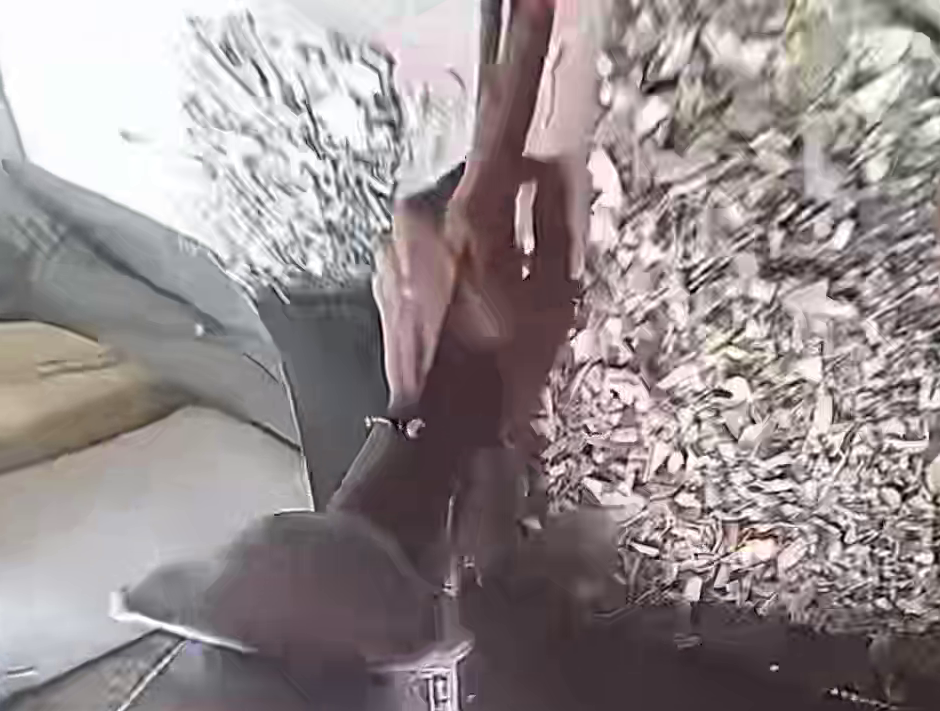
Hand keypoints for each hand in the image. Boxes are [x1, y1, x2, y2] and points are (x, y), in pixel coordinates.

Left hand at [375, 0, 574, 445]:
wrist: (440, 429)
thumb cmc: (505, 372)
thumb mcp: (555, 302)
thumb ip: (554, 223)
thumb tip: (545, 177)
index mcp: (474, 215)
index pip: (507, 117)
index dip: (526, 52)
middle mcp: (423, 212)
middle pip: (481, 176)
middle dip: (512, 199)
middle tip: (536, 255)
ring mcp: (395, 240)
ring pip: (456, 212)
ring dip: (484, 234)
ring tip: (501, 295)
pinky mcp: (384, 266)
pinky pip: (431, 241)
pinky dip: (457, 256)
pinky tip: (470, 304)